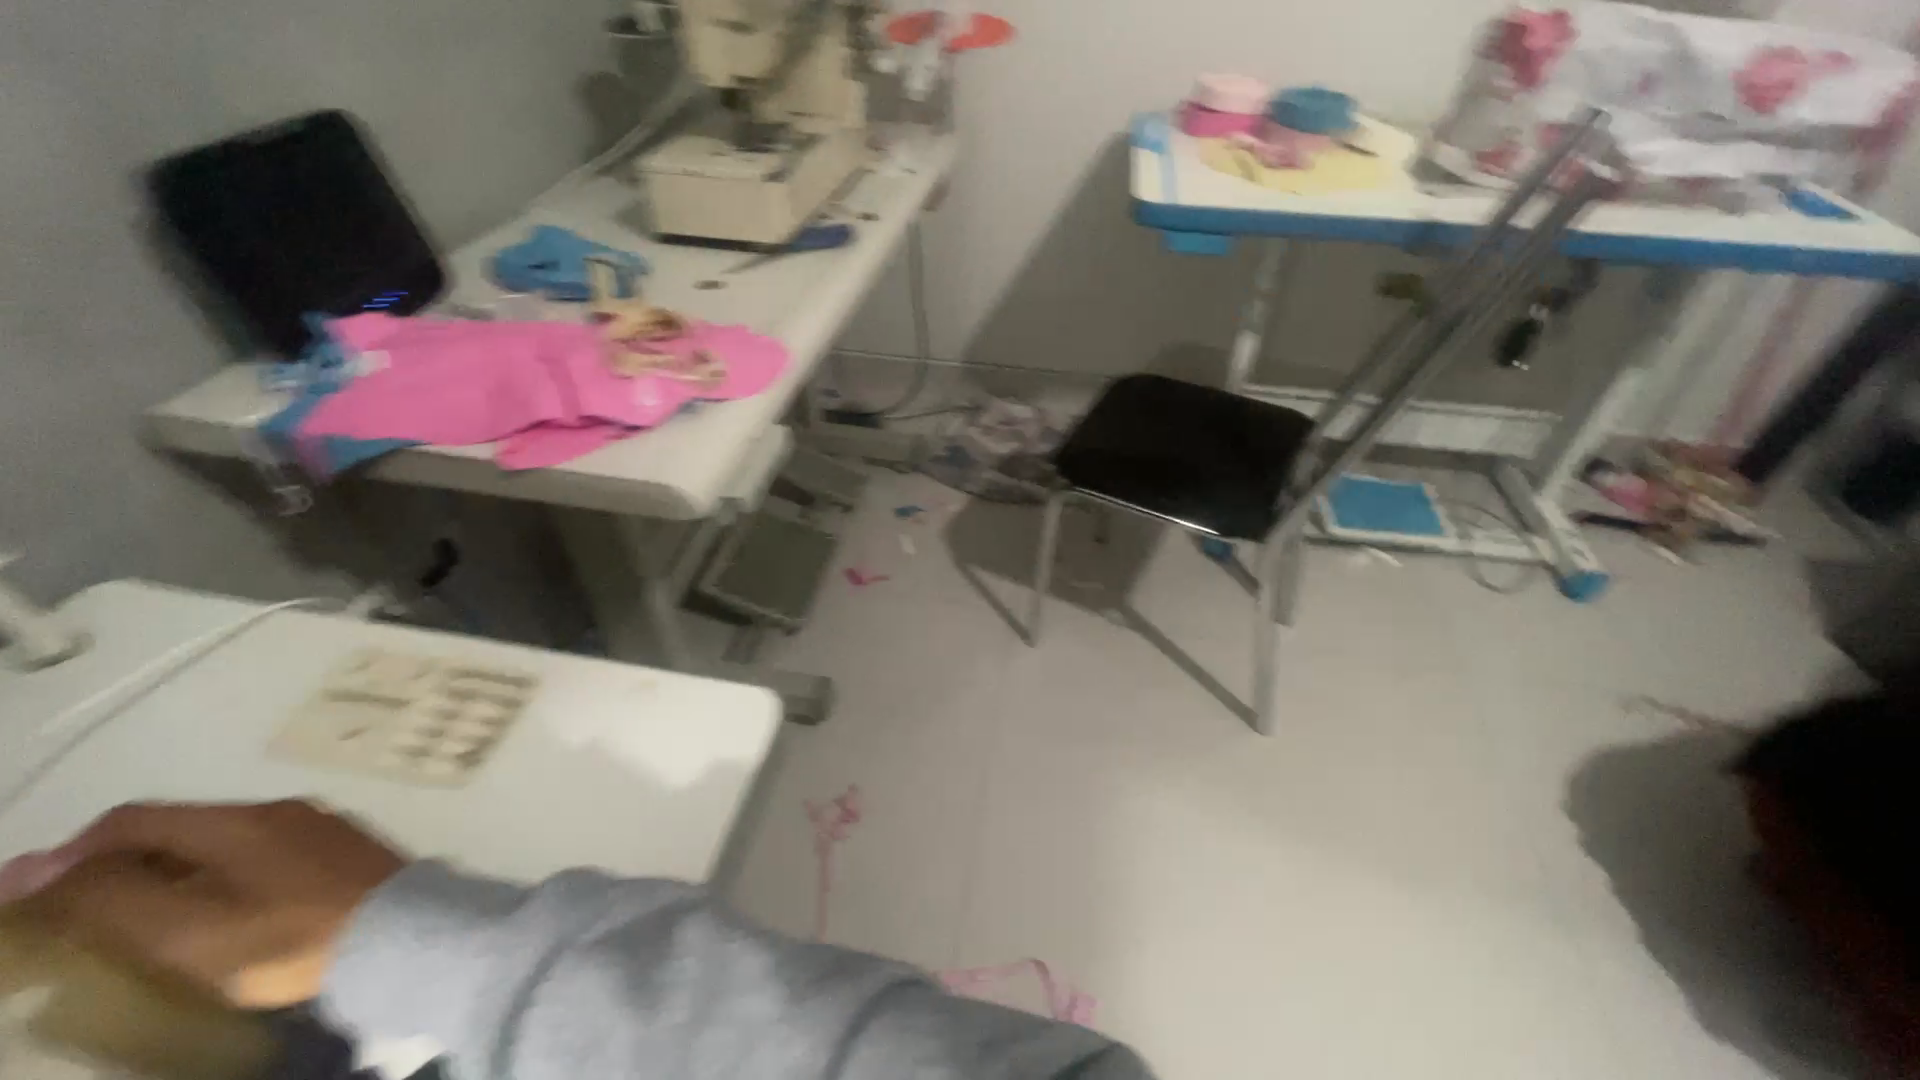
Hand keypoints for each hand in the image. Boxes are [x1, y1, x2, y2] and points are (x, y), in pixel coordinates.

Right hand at [0, 800, 405, 1008]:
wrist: (405, 937)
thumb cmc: (292, 938)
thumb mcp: (187, 930)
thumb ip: (111, 899)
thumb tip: (30, 869)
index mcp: (238, 821)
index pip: (136, 819)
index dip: (75, 854)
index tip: (42, 895)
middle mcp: (282, 809)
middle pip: (184, 824)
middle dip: (129, 861)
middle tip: (97, 912)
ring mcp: (324, 825)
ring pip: (230, 837)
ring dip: (183, 867)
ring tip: (160, 915)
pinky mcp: (351, 848)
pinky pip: (272, 850)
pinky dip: (232, 872)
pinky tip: (236, 908)